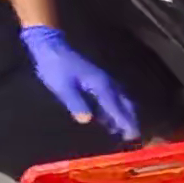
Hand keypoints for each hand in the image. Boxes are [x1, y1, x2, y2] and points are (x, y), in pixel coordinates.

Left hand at [20, 25, 140, 140]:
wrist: (50, 46)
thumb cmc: (56, 67)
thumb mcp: (63, 87)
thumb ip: (76, 103)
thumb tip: (86, 120)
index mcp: (101, 86)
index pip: (118, 108)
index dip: (125, 123)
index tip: (133, 136)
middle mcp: (107, 84)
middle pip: (126, 104)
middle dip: (131, 120)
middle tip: (133, 136)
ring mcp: (104, 81)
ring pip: (122, 100)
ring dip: (125, 115)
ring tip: (123, 130)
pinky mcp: (98, 80)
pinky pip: (114, 97)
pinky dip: (117, 109)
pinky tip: (110, 117)